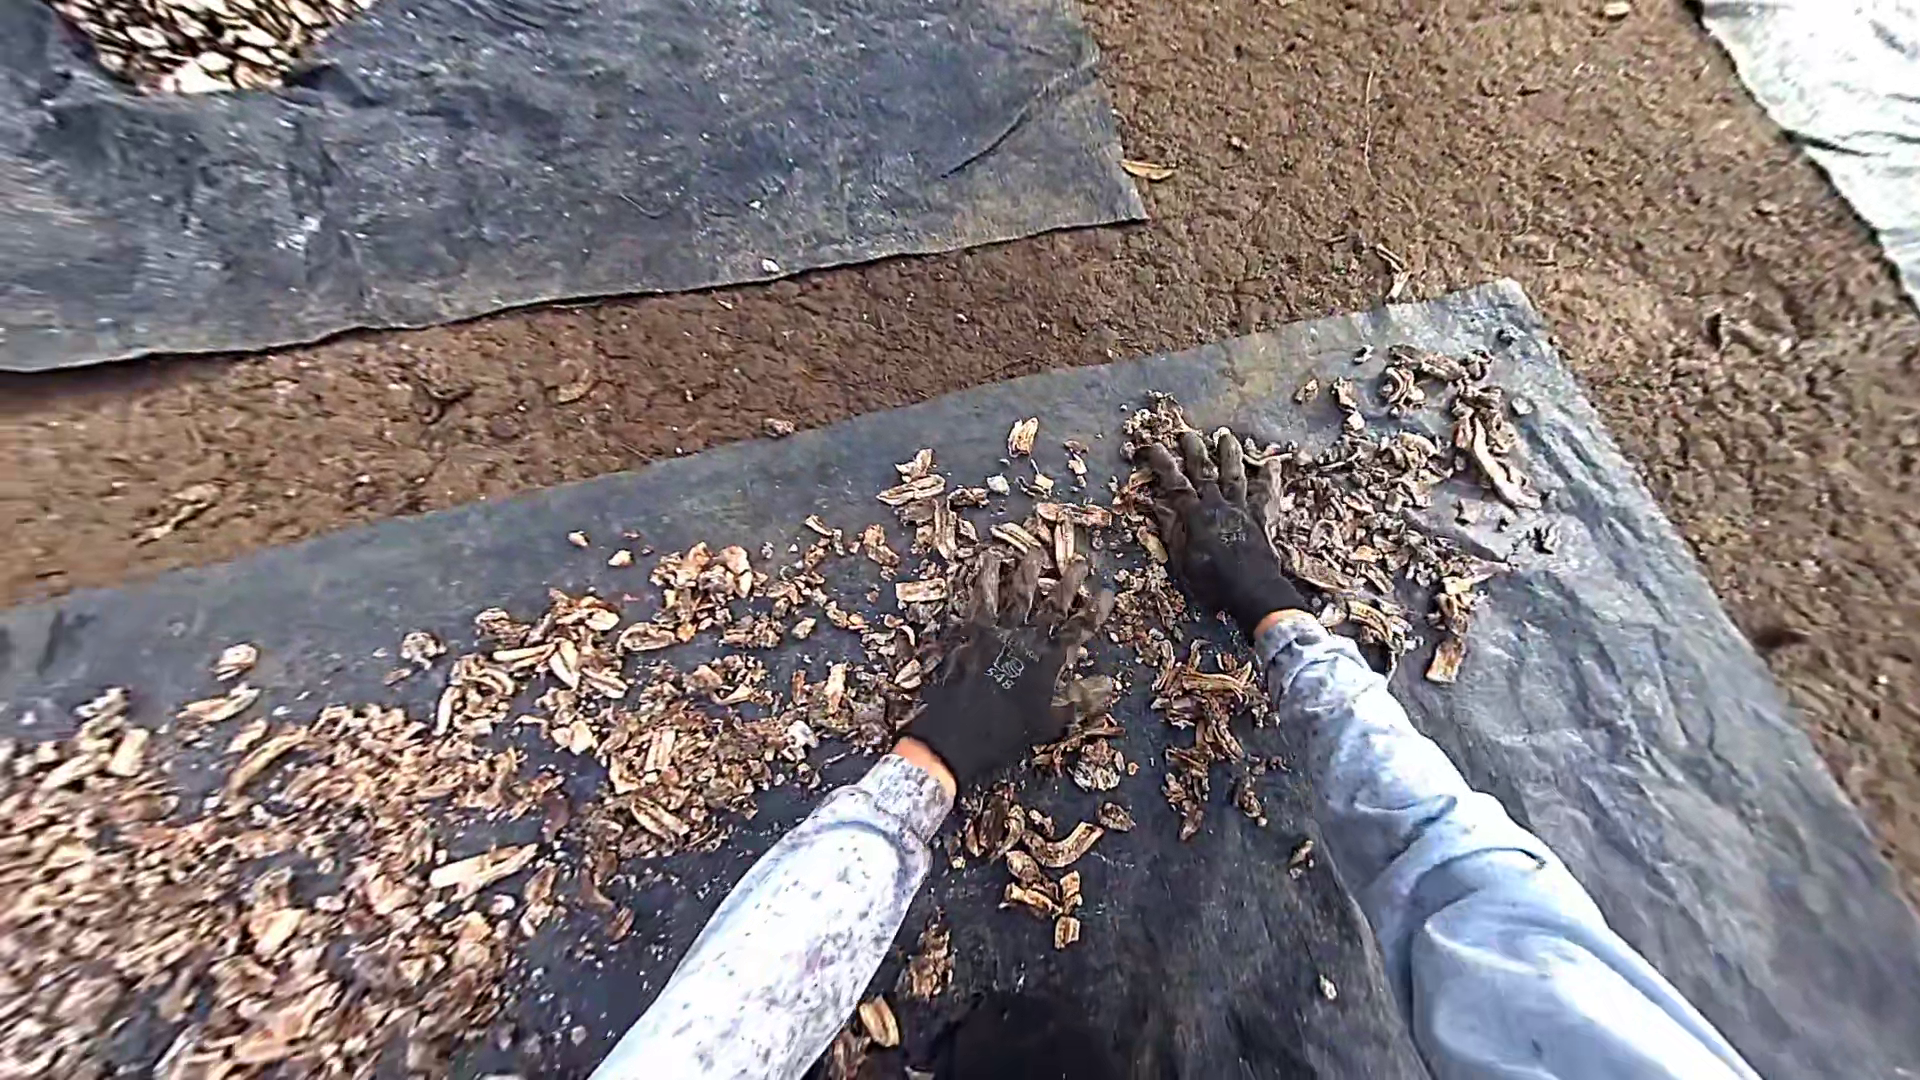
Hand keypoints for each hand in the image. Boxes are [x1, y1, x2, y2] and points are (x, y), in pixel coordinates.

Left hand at [906, 551, 1112, 788]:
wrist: (959, 737)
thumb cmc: (1005, 735)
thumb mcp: (1049, 724)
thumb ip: (1079, 701)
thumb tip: (1109, 683)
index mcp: (1048, 664)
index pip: (1079, 631)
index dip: (1094, 612)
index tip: (1106, 593)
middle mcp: (1027, 642)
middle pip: (1052, 606)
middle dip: (1068, 584)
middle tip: (1079, 562)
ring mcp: (999, 634)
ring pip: (1018, 596)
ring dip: (1028, 572)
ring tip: (1035, 551)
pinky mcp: (972, 632)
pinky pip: (981, 599)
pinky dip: (985, 578)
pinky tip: (989, 560)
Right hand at [1135, 429, 1309, 635]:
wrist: (1254, 591)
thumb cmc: (1212, 583)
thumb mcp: (1182, 562)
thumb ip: (1171, 530)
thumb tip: (1158, 504)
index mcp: (1196, 517)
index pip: (1175, 485)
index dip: (1163, 464)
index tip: (1153, 445)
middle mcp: (1218, 506)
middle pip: (1205, 472)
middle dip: (1195, 451)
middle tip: (1188, 433)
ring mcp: (1242, 510)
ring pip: (1235, 475)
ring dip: (1229, 454)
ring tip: (1226, 435)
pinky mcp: (1261, 518)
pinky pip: (1266, 494)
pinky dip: (1270, 478)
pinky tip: (1273, 463)